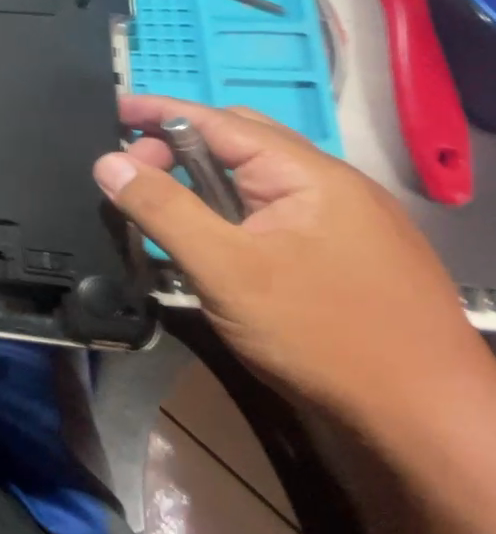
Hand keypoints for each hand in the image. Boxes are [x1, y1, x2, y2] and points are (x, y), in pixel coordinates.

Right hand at [92, 96, 492, 424]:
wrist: (424, 421)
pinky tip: (203, 242)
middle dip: (175, 148)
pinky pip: (267, 214)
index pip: (220, 122)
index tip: (109, 112)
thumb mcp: (225, 269)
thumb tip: (108, 161)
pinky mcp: (339, 256)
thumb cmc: (324, 335)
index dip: (159, 112)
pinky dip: (224, 213)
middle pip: (238, 144)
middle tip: (127, 175)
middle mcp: (330, 188)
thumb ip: (162, 209)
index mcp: (310, 177)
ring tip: (156, 209)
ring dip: (198, 185)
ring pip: (251, 182)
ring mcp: (341, 224)